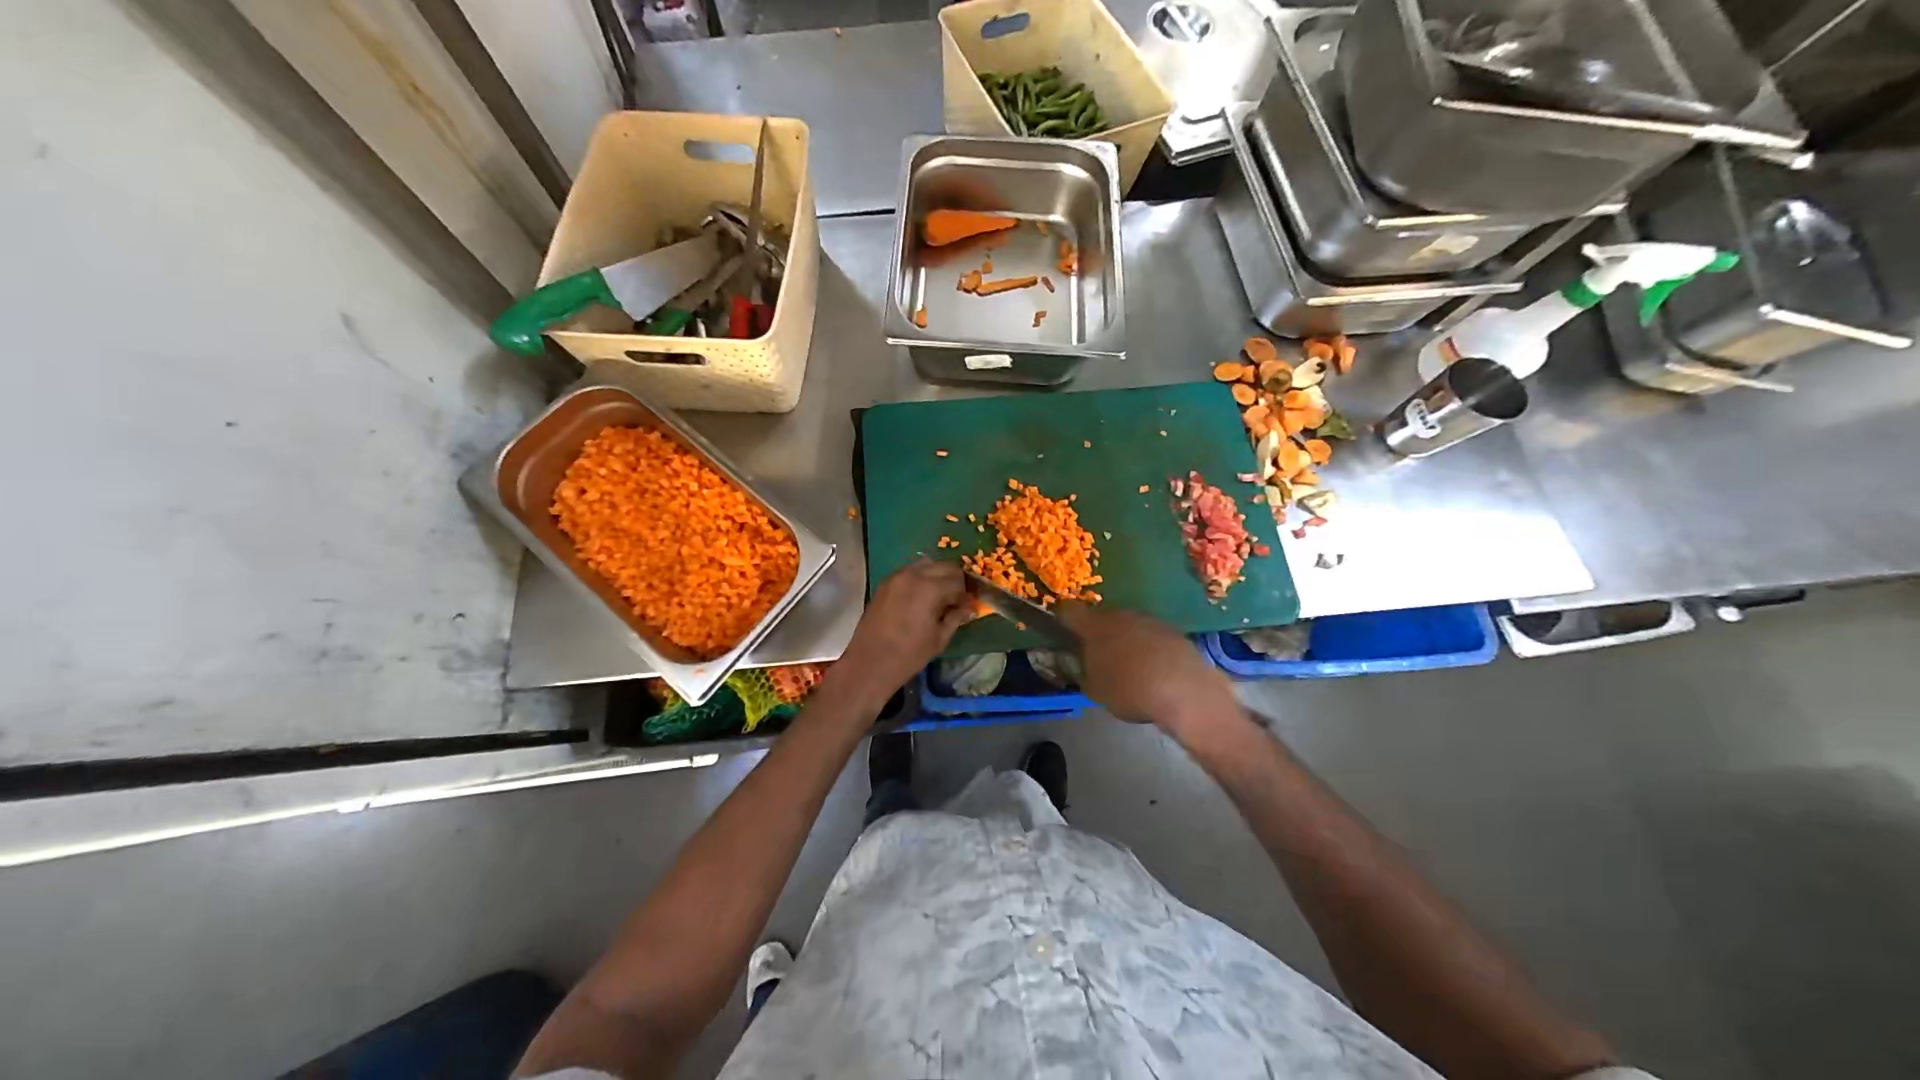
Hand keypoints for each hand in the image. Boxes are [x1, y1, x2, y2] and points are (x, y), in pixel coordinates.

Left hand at [834, 558, 973, 710]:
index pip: (957, 580)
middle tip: (957, 599)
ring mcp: (896, 577)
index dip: (966, 593)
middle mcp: (913, 575)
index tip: (969, 605)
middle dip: (954, 580)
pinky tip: (921, 597)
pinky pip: (909, 571)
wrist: (870, 663)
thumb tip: (968, 607)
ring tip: (939, 596)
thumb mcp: (939, 638)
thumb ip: (956, 617)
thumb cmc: (909, 654)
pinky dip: (920, 577)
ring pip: (925, 564)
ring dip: (937, 575)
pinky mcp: (885, 584)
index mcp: (930, 588)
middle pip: (943, 566)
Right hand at [1057, 603, 1238, 735]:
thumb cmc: (1130, 690)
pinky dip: (1147, 648)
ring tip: (1127, 667)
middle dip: (1097, 633)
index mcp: (1095, 626)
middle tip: (1096, 657)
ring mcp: (1150, 620)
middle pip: (1102, 618)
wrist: (1185, 691)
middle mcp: (1121, 615)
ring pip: (1128, 626)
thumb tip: (1076, 662)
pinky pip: (1151, 636)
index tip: (1061, 634)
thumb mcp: (1095, 690)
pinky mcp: (1173, 631)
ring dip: (1124, 640)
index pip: (1069, 612)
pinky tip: (1152, 671)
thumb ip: (1081, 672)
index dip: (1062, 621)